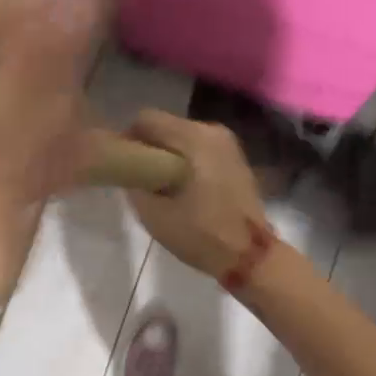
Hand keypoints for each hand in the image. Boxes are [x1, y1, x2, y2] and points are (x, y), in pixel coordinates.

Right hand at [124, 110, 268, 278]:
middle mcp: (213, 131)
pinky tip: (185, 190)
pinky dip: (187, 163)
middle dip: (150, 148)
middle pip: (167, 127)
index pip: (146, 119)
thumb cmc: (201, 234)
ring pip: (184, 138)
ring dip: (169, 156)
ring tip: (163, 188)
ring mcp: (229, 144)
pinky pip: (201, 151)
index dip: (129, 139)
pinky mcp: (237, 159)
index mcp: (193, 138)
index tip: (125, 166)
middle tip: (141, 181)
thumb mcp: (154, 213)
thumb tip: (129, 170)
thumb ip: (134, 183)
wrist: (250, 256)